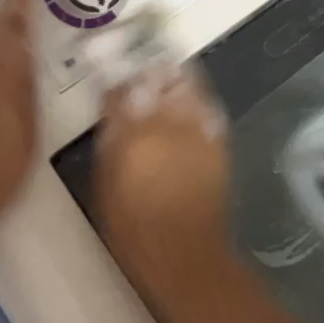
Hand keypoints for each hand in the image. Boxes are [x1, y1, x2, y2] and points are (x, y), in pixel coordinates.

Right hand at [95, 71, 235, 295]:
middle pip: (155, 75)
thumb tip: (112, 111)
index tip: (109, 81)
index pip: (119, 89)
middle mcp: (166, 121)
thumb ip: (109, 139)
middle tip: (136, 72)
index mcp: (132, 132)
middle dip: (144, 70)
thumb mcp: (105, 184)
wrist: (184, 252)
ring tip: (162, 80)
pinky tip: (185, 103)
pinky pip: (205, 102)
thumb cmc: (134, 226)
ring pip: (184, 81)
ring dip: (171, 76)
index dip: (113, 82)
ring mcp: (196, 127)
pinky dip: (193, 96)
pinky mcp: (217, 138)